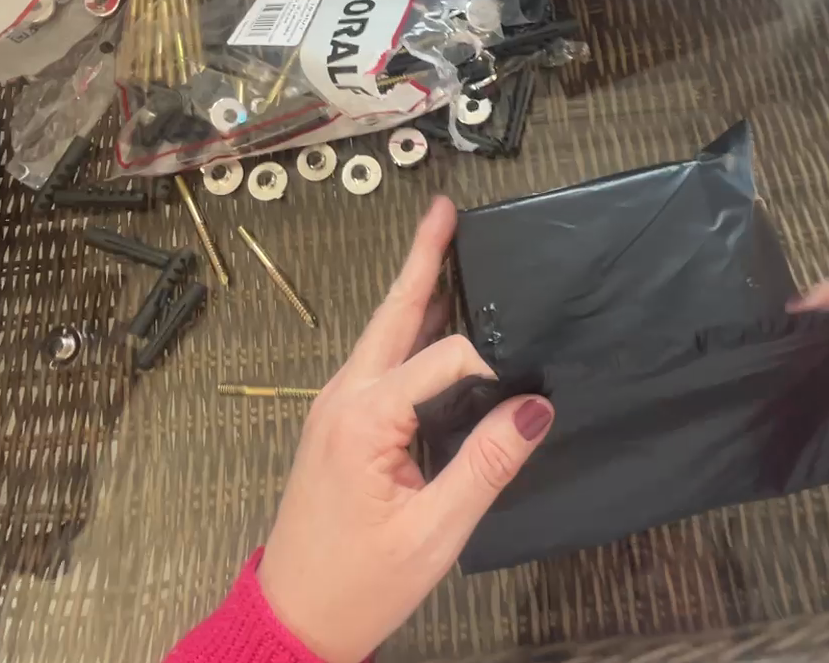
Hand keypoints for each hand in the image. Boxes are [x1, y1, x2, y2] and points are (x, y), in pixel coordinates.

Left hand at [258, 197, 554, 662]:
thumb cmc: (359, 581)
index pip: (443, 360)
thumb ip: (487, 462)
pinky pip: (381, 357)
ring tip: (444, 245)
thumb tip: (536, 406)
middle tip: (444, 210)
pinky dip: (409, 325)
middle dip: (422, 257)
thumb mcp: (434, 530)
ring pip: (385, 330)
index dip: (487, 365)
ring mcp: (337, 402)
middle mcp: (345, 393)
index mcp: (364, 415)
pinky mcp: (341, 417)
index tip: (524, 391)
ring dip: (415, 286)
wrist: (292, 618)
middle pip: (394, 312)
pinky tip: (434, 318)